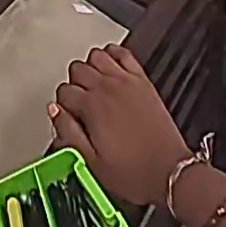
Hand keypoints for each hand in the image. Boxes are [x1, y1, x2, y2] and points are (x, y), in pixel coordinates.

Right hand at [50, 45, 190, 206]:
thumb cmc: (135, 172)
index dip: (63, 105)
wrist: (171, 173)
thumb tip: (54, 111)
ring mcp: (125, 81)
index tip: (69, 115)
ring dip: (91, 67)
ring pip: (96, 55)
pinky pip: (122, 53)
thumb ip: (68, 133)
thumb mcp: (93, 164)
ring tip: (93, 84)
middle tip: (80, 102)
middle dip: (74, 84)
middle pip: (77, 69)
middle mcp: (107, 88)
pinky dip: (113, 54)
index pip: (64, 91)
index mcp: (92, 107)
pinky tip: (111, 67)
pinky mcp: (142, 80)